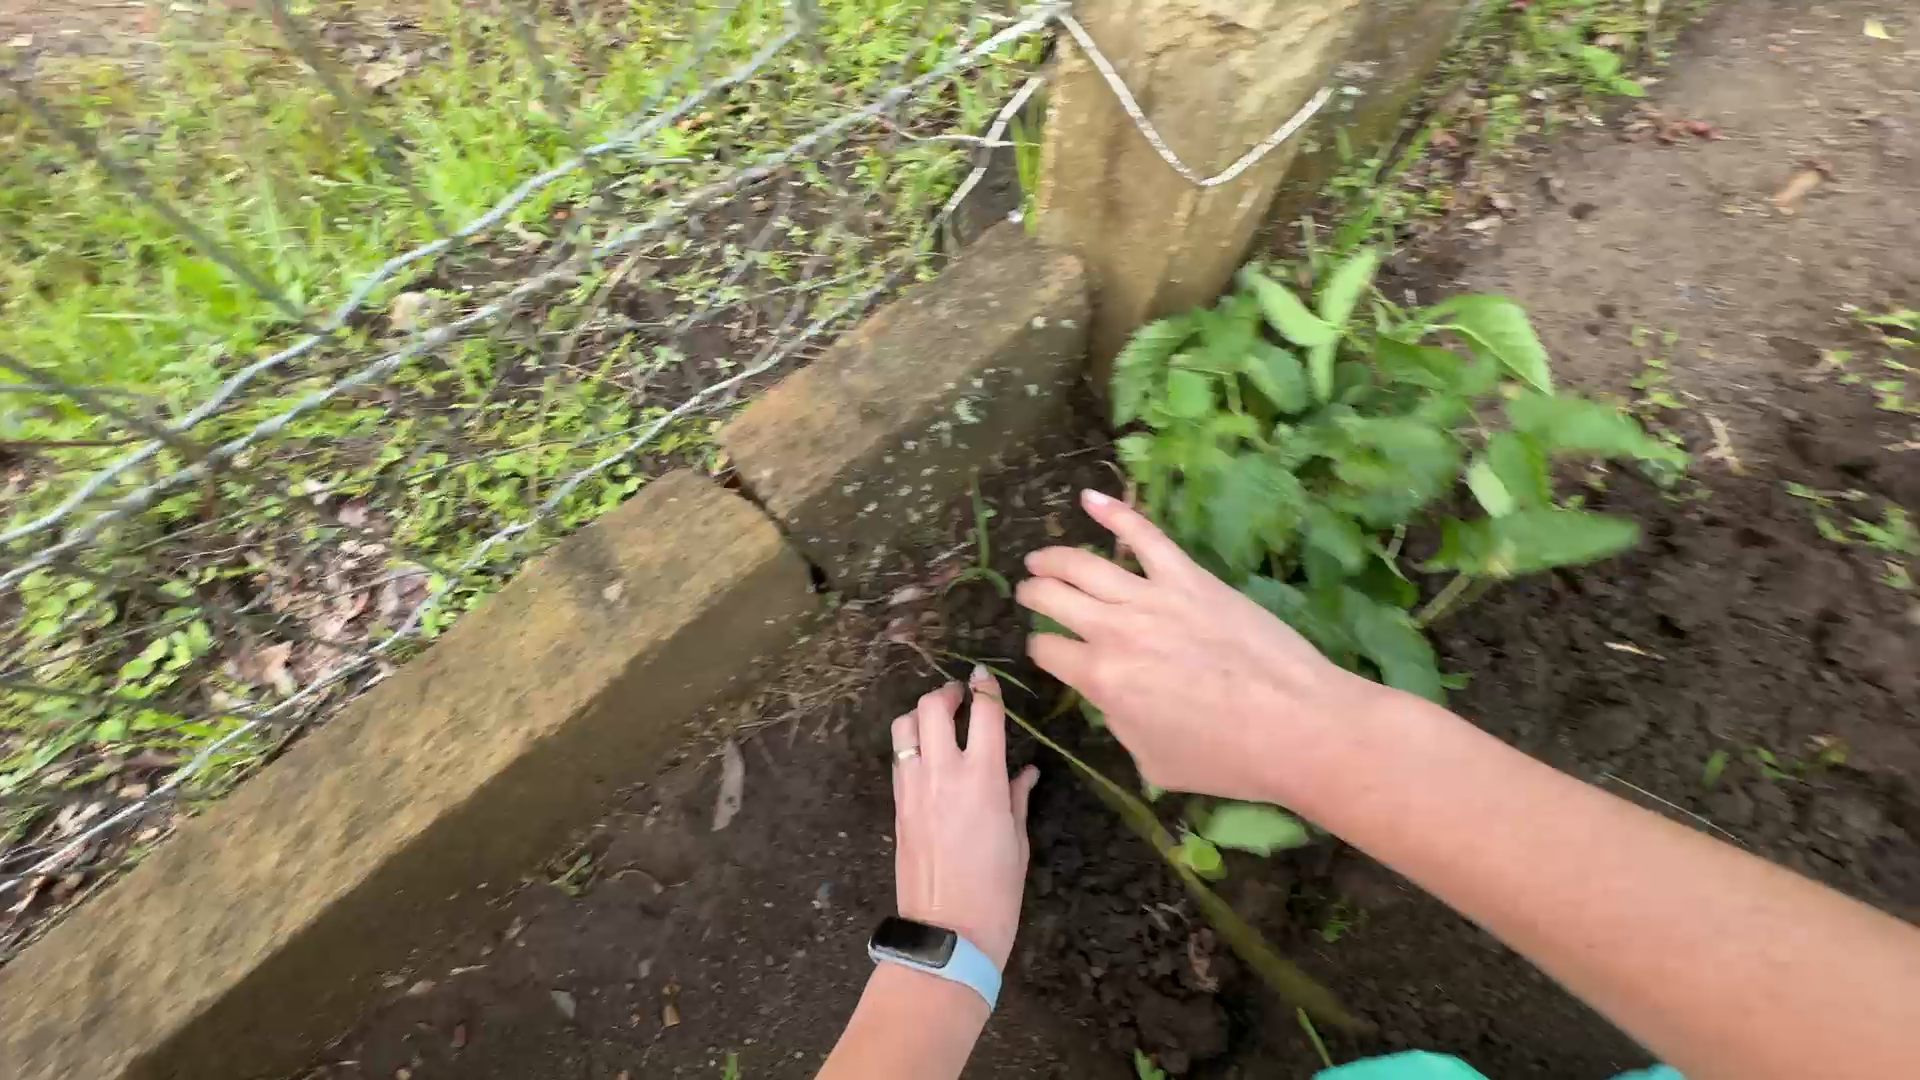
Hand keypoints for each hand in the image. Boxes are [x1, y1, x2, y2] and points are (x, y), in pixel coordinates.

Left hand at [890, 667, 1040, 969]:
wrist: (948, 933)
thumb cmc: (997, 890)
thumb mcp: (1018, 840)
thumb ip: (1017, 797)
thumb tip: (1026, 771)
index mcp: (984, 777)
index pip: (984, 712)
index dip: (986, 686)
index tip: (985, 675)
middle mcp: (944, 771)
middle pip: (933, 706)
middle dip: (947, 692)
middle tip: (959, 697)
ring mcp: (914, 786)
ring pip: (905, 726)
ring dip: (920, 714)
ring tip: (936, 721)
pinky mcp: (897, 804)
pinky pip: (898, 757)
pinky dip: (910, 744)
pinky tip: (924, 755)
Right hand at [1016, 489, 1388, 803]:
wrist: (1298, 727)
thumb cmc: (1226, 758)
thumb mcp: (1151, 761)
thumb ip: (1118, 721)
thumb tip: (1113, 694)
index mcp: (1100, 679)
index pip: (1048, 651)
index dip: (1041, 650)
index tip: (1046, 650)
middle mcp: (1113, 630)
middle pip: (1053, 599)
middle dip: (1033, 595)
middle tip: (1029, 592)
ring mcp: (1151, 597)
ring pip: (1083, 564)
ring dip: (1052, 559)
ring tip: (1038, 558)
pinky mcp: (1187, 576)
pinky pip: (1143, 535)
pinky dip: (1113, 513)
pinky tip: (1088, 498)